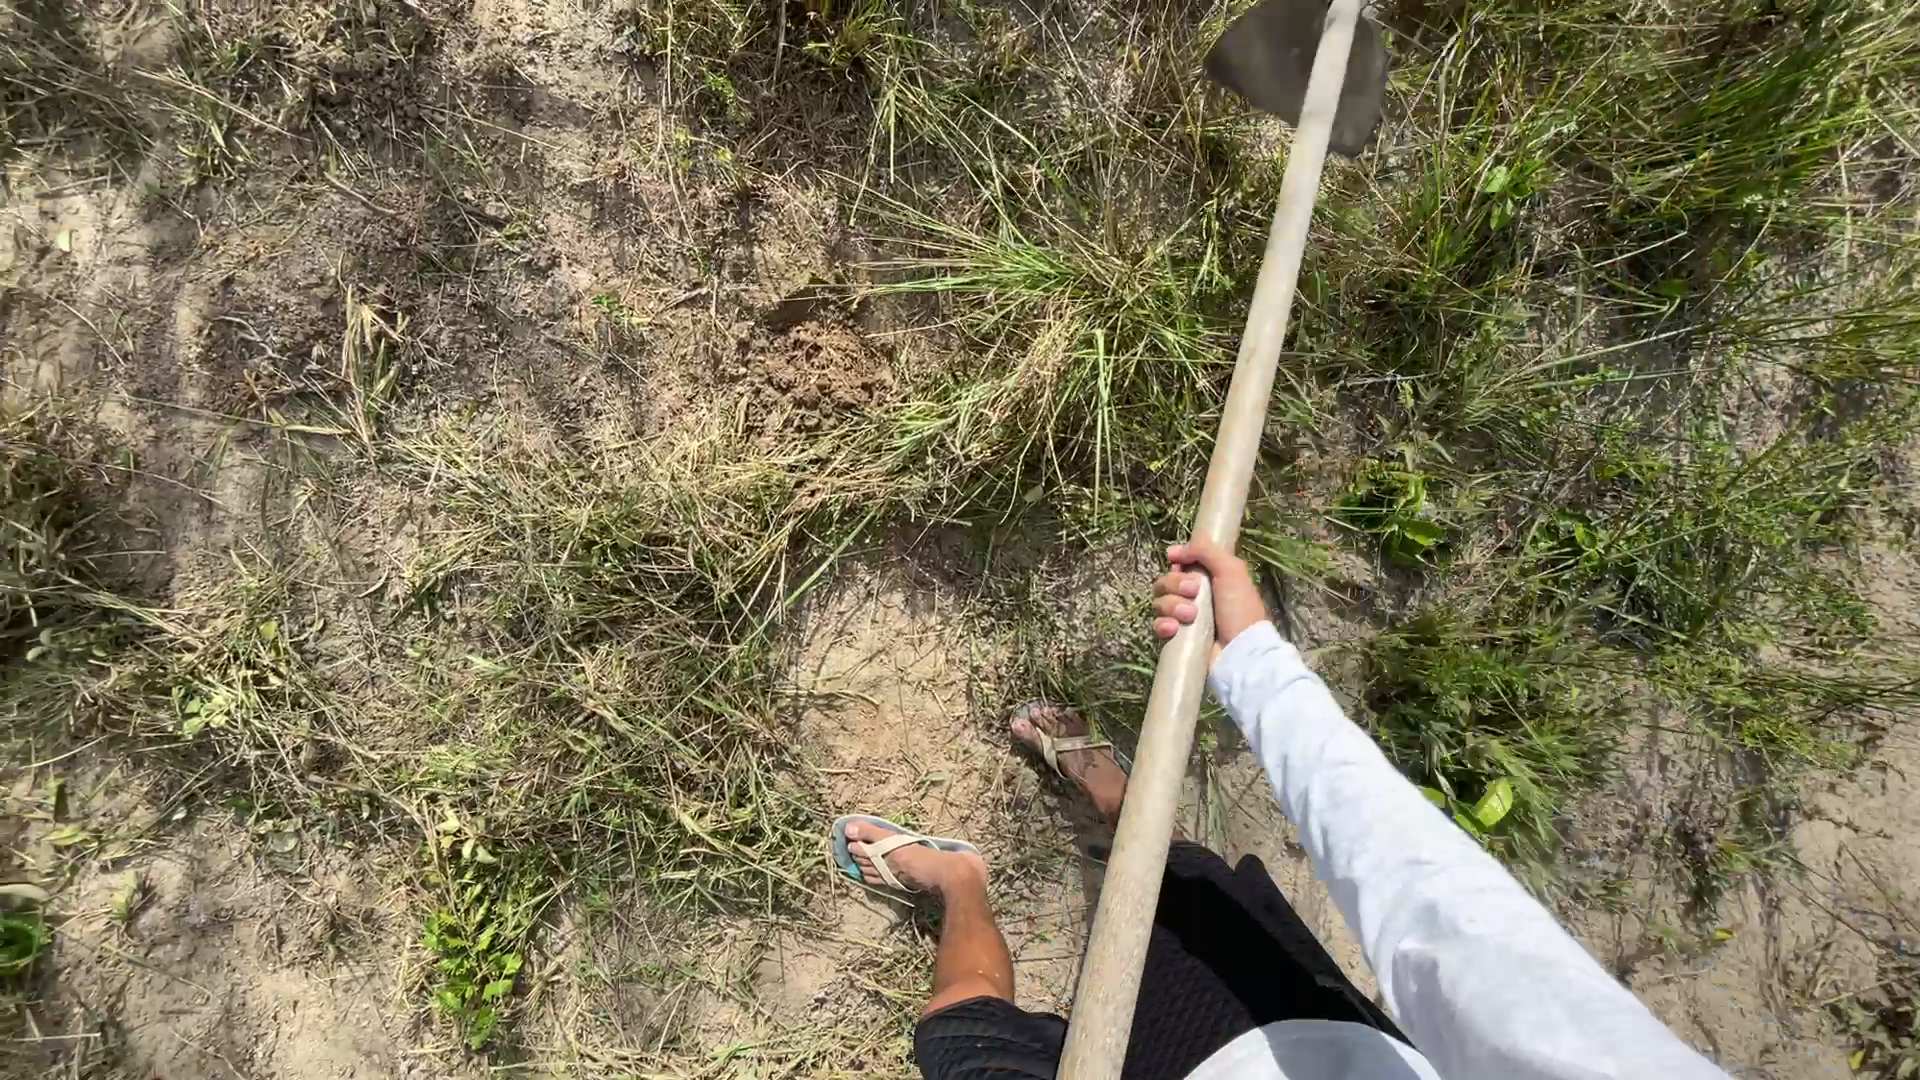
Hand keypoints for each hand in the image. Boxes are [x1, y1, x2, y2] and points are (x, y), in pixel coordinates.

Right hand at [1151, 538, 1268, 657]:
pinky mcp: (1176, 638)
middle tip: (1194, 592)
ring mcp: (1183, 619)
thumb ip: (1206, 551)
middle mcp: (1192, 598)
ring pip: (1159, 603)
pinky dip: (1163, 625)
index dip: (1177, 565)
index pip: (1178, 566)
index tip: (1180, 565)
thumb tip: (1173, 551)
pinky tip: (1175, 629)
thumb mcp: (1231, 570)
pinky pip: (1157, 625)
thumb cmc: (1240, 609)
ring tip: (1191, 615)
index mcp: (1207, 580)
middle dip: (1175, 585)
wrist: (1240, 650)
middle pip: (1164, 582)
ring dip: (1172, 606)